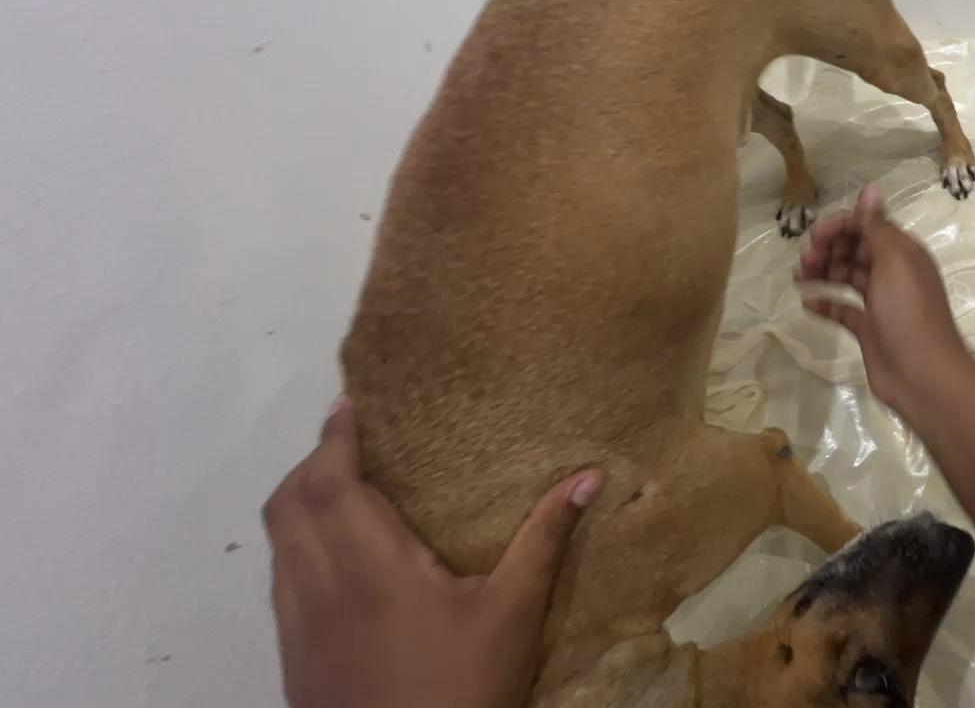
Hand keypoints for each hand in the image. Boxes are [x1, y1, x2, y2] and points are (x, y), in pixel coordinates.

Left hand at [264, 397, 602, 707]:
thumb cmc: (460, 687)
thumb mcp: (514, 611)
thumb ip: (545, 538)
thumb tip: (589, 476)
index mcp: (369, 571)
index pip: (330, 489)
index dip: (333, 440)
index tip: (349, 401)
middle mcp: (319, 591)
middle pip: (288, 508)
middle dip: (314, 460)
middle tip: (357, 431)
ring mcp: (299, 627)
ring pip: (279, 543)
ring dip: (304, 498)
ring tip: (351, 474)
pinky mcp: (295, 656)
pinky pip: (285, 574)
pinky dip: (303, 536)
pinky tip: (349, 545)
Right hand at [796, 183, 973, 414]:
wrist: (923, 374)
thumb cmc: (909, 312)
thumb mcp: (894, 261)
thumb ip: (877, 226)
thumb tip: (871, 187)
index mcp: (902, 252)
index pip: (867, 226)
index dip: (840, 226)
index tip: (814, 237)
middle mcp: (892, 272)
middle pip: (855, 249)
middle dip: (829, 248)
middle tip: (806, 259)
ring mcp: (880, 301)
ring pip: (846, 276)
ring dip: (823, 271)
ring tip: (799, 277)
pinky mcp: (868, 329)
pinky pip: (843, 309)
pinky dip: (825, 302)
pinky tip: (807, 302)